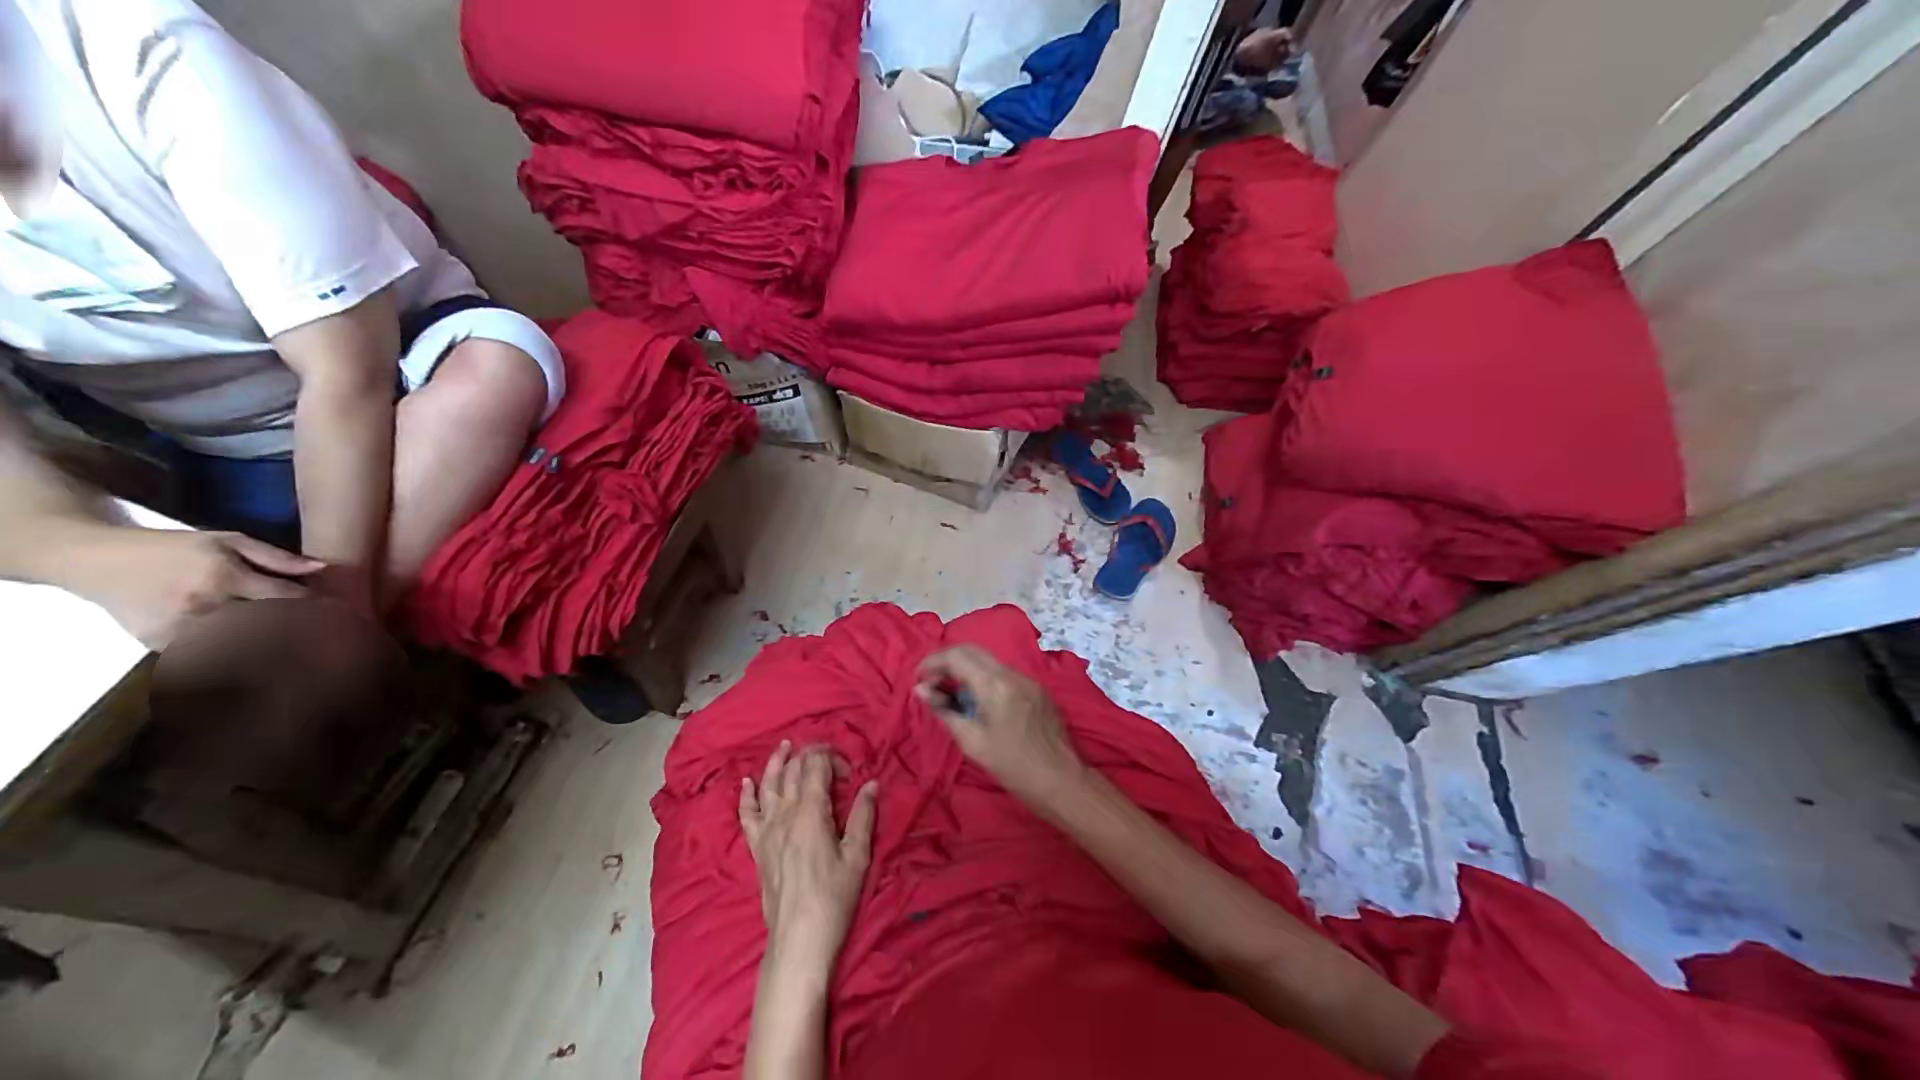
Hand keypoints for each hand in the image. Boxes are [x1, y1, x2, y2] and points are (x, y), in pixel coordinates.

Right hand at [62, 525, 324, 649]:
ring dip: (274, 649)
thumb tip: (323, 567)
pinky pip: (207, 655)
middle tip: (335, 639)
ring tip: (308, 653)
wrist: (94, 561)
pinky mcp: (157, 644)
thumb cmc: (172, 548)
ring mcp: (177, 628)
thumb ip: (276, 557)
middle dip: (304, 633)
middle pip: (269, 627)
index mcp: (224, 577)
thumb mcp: (226, 540)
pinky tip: (258, 658)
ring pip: (241, 647)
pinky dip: (235, 657)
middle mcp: (202, 605)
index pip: (287, 599)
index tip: (345, 615)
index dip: (319, 609)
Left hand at [739, 741, 877, 975]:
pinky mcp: (756, 848)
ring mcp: (766, 831)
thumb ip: (862, 816)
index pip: (816, 768)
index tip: (849, 770)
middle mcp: (785, 815)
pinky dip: (746, 795)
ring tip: (785, 746)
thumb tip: (872, 783)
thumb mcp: (857, 856)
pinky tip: (747, 782)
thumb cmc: (834, 898)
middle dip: (808, 756)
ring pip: (768, 785)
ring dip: (776, 763)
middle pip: (793, 772)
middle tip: (825, 755)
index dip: (832, 758)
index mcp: (811, 813)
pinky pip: (747, 815)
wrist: (798, 939)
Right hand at [915, 645, 1085, 806]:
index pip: (956, 655)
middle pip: (972, 650)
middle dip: (947, 661)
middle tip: (931, 684)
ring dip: (965, 669)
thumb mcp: (972, 741)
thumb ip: (945, 711)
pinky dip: (984, 678)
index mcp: (994, 684)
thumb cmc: (1012, 766)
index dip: (931, 662)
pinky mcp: (1038, 689)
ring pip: (989, 661)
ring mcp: (1028, 679)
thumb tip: (921, 690)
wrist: (1061, 781)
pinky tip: (978, 701)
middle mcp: (1012, 673)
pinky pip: (1004, 674)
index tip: (919, 680)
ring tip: (951, 694)